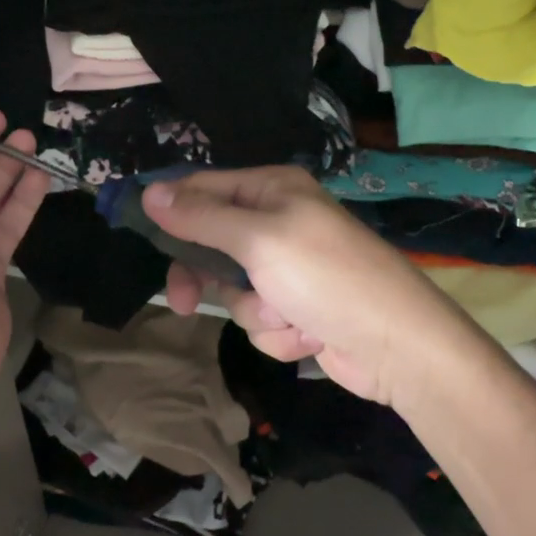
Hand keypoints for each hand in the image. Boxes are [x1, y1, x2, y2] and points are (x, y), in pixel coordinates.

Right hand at [143, 167, 450, 405]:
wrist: (400, 346)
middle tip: (184, 301)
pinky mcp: (299, 308)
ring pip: (235, 289)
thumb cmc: (327, 277)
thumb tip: (149, 192)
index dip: (169, 209)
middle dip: (210, 277)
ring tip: (289, 316)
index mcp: (272, 190)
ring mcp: (289, 269)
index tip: (135, 231)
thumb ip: (201, 217)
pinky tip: (310, 335)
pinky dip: (279, 332)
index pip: (203, 188)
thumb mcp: (258, 240)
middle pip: (211, 243)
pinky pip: (261, 319)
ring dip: (255, 311)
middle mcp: (278, 222)